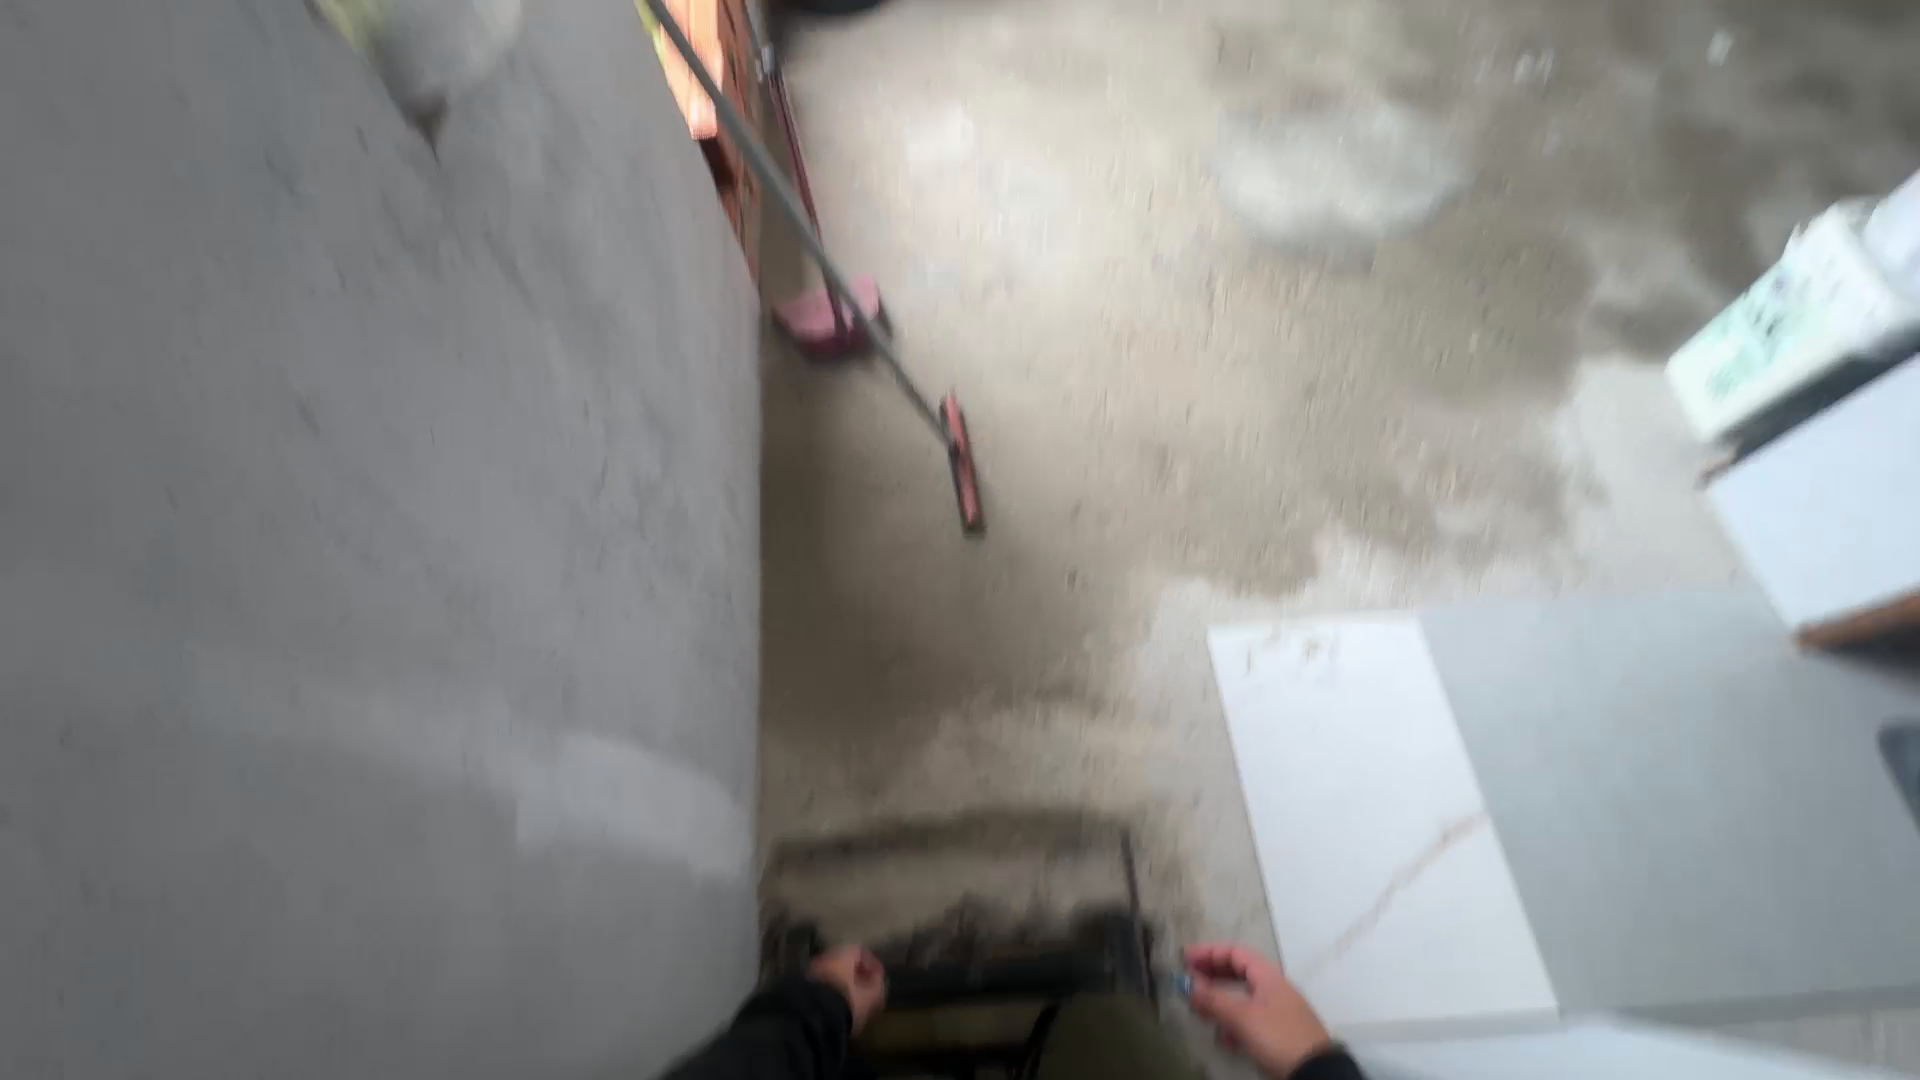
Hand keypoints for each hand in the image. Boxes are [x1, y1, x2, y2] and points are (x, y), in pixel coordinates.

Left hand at [807, 944, 886, 1033]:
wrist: (810, 1019)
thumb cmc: (845, 1002)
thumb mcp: (869, 998)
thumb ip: (877, 987)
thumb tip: (878, 982)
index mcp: (844, 952)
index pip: (861, 951)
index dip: (872, 965)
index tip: (878, 980)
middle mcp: (826, 956)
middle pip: (844, 962)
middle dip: (855, 976)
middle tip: (864, 990)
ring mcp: (811, 970)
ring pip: (831, 974)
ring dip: (841, 985)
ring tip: (850, 1002)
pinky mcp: (800, 987)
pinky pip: (821, 986)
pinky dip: (829, 993)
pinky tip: (834, 1008)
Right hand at [1184, 942, 1333, 1078]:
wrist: (1317, 1075)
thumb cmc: (1277, 1036)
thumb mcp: (1241, 1016)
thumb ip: (1213, 999)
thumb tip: (1187, 985)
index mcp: (1268, 975)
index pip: (1235, 952)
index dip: (1209, 952)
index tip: (1186, 959)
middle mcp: (1274, 988)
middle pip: (1238, 972)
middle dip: (1213, 975)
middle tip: (1190, 980)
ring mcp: (1279, 1011)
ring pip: (1243, 997)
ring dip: (1221, 1001)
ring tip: (1201, 1010)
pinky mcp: (1281, 1034)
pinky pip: (1251, 1019)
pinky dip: (1234, 1023)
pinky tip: (1224, 1038)